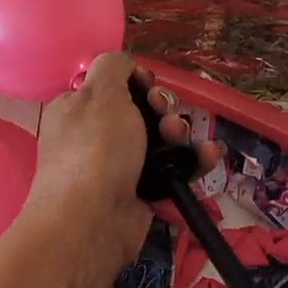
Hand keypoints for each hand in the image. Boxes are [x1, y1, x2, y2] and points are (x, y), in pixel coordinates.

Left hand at [26, 53, 219, 268]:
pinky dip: (192, 160)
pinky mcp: (141, 191)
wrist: (91, 222)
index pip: (112, 84)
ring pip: (160, 138)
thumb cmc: (95, 148)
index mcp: (77, 108)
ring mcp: (118, 165)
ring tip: (180, 139)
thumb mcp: (101, 92)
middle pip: (141, 109)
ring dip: (179, 131)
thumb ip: (113, 66)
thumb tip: (123, 65)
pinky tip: (210, 155)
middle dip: (162, 106)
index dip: (136, 81)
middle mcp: (95, 135)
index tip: (146, 86)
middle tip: (164, 115)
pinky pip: (172, 168)